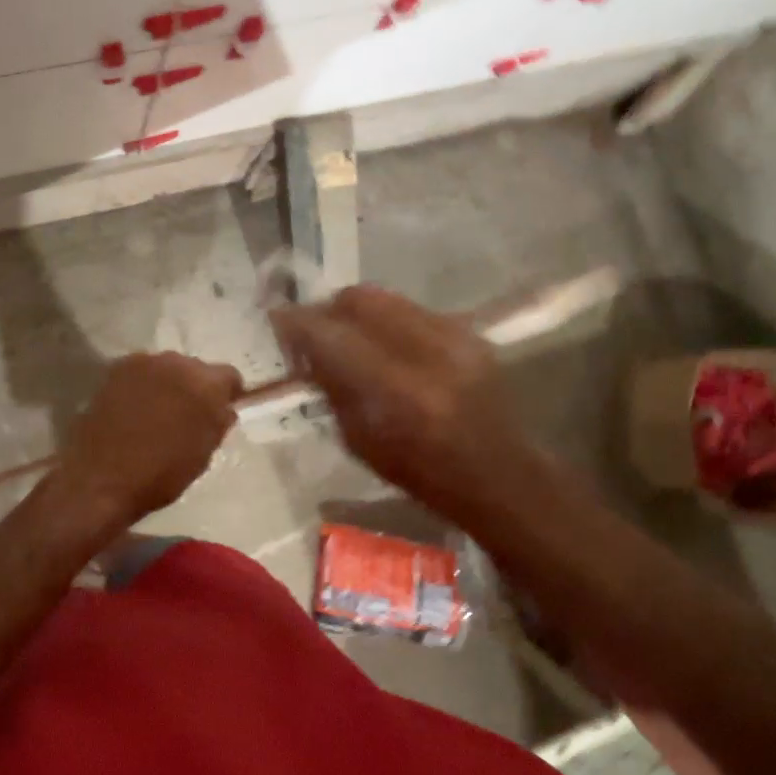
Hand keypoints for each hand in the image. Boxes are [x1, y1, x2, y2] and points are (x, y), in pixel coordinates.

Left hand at [50, 352, 242, 524]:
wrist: (102, 478)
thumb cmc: (161, 474)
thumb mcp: (202, 455)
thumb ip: (217, 423)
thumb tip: (223, 408)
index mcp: (205, 384)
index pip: (229, 376)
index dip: (227, 394)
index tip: (221, 411)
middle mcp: (175, 362)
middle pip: (195, 368)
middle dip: (195, 387)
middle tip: (187, 414)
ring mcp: (142, 363)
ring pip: (166, 368)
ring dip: (168, 384)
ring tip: (158, 412)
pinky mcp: (115, 370)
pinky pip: (140, 373)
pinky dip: (143, 386)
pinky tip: (134, 409)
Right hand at [269, 285, 546, 512]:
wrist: (498, 477)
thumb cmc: (420, 473)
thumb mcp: (359, 440)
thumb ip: (331, 387)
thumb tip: (302, 348)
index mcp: (396, 393)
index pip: (330, 336)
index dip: (296, 323)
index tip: (277, 321)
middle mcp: (427, 354)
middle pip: (358, 300)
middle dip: (327, 309)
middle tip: (313, 328)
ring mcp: (454, 337)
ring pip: (385, 297)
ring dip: (356, 311)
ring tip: (346, 333)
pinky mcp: (469, 332)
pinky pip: (412, 309)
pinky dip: (387, 320)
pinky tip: (384, 342)